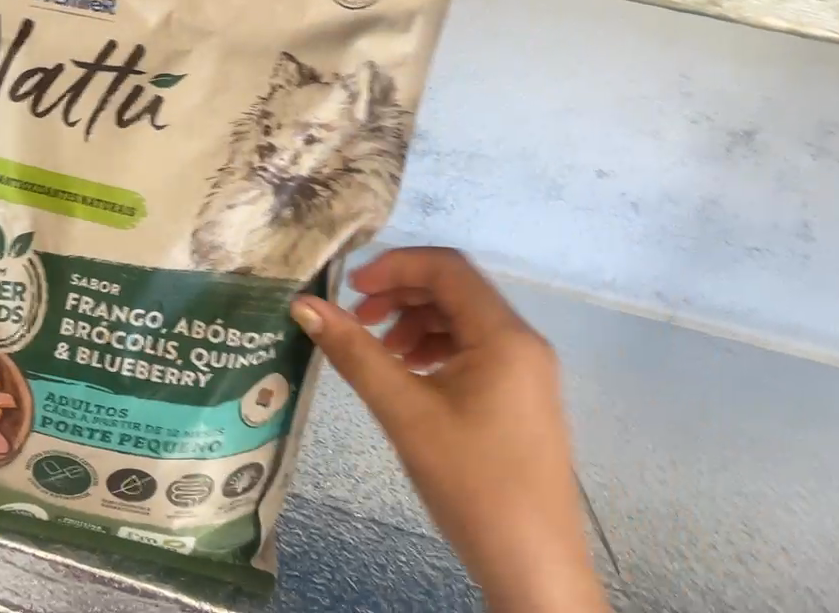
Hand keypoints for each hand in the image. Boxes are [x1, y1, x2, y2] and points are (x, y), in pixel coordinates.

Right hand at [290, 248, 606, 612]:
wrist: (535, 571)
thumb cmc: (472, 485)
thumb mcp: (404, 413)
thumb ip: (354, 352)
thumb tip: (303, 305)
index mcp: (505, 335)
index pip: (447, 266)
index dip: (393, 266)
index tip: (350, 290)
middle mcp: (521, 342)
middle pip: (453, 289)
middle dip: (399, 294)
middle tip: (356, 320)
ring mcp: (524, 371)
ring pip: (460, 319)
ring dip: (413, 322)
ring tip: (377, 352)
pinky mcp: (518, 397)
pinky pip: (471, 350)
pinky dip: (432, 348)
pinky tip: (406, 376)